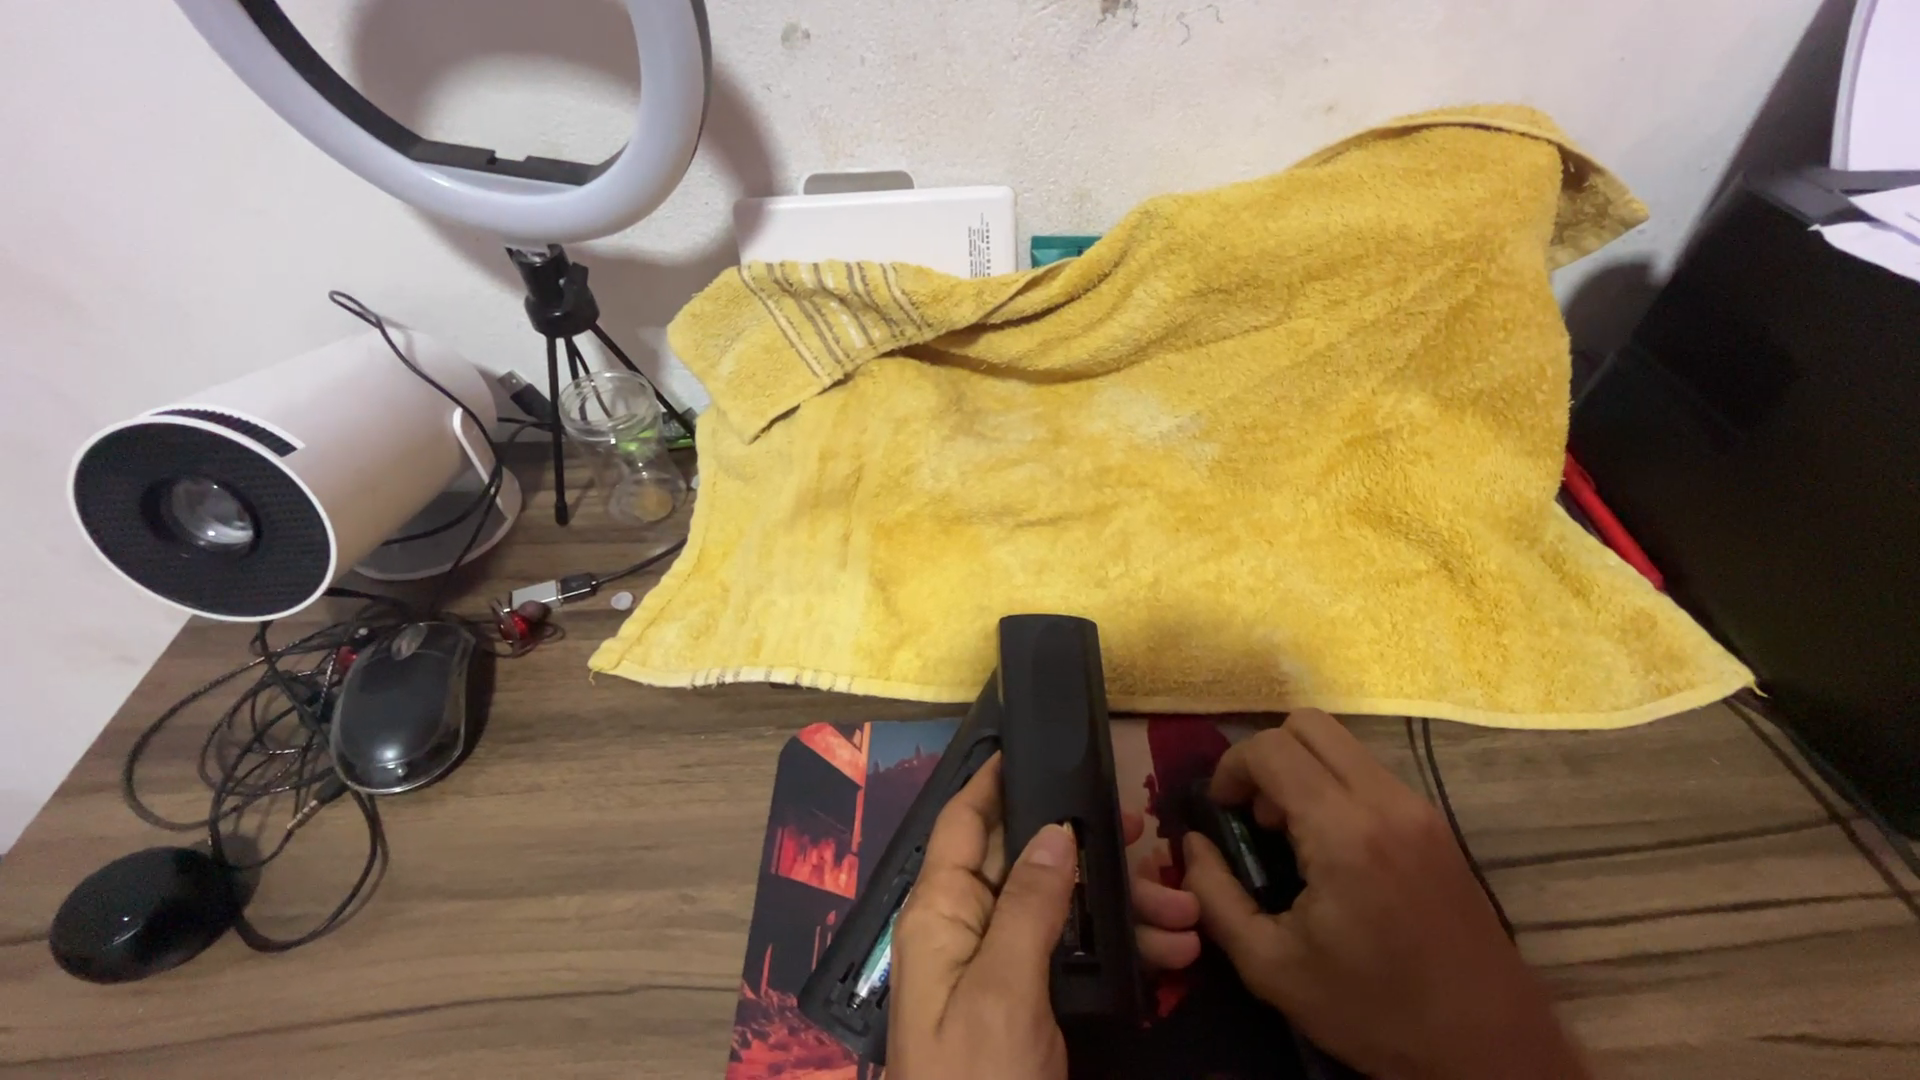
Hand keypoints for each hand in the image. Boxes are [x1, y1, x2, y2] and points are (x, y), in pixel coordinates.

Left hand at [887, 755, 1200, 1078]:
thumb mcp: (1002, 992)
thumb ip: (1027, 907)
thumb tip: (1054, 831)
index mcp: (941, 913)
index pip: (962, 824)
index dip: (993, 781)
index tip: (1034, 745)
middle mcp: (967, 928)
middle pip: (1026, 861)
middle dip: (1086, 849)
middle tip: (1147, 835)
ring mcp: (999, 966)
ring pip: (1060, 907)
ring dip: (1120, 906)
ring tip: (1185, 915)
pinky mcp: (1027, 1000)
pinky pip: (1073, 952)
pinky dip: (1118, 949)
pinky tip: (1170, 954)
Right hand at [1182, 710, 1590, 1079]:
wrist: (1494, 1052)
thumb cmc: (1375, 1013)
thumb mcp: (1271, 967)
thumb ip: (1214, 896)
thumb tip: (1192, 844)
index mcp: (1344, 833)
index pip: (1271, 748)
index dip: (1230, 768)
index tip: (1221, 811)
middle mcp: (1385, 802)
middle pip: (1308, 723)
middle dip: (1264, 756)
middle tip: (1254, 813)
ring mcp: (1419, 807)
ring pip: (1340, 742)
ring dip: (1300, 768)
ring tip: (1290, 833)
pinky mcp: (1437, 822)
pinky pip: (1367, 770)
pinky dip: (1332, 784)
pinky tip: (1330, 846)